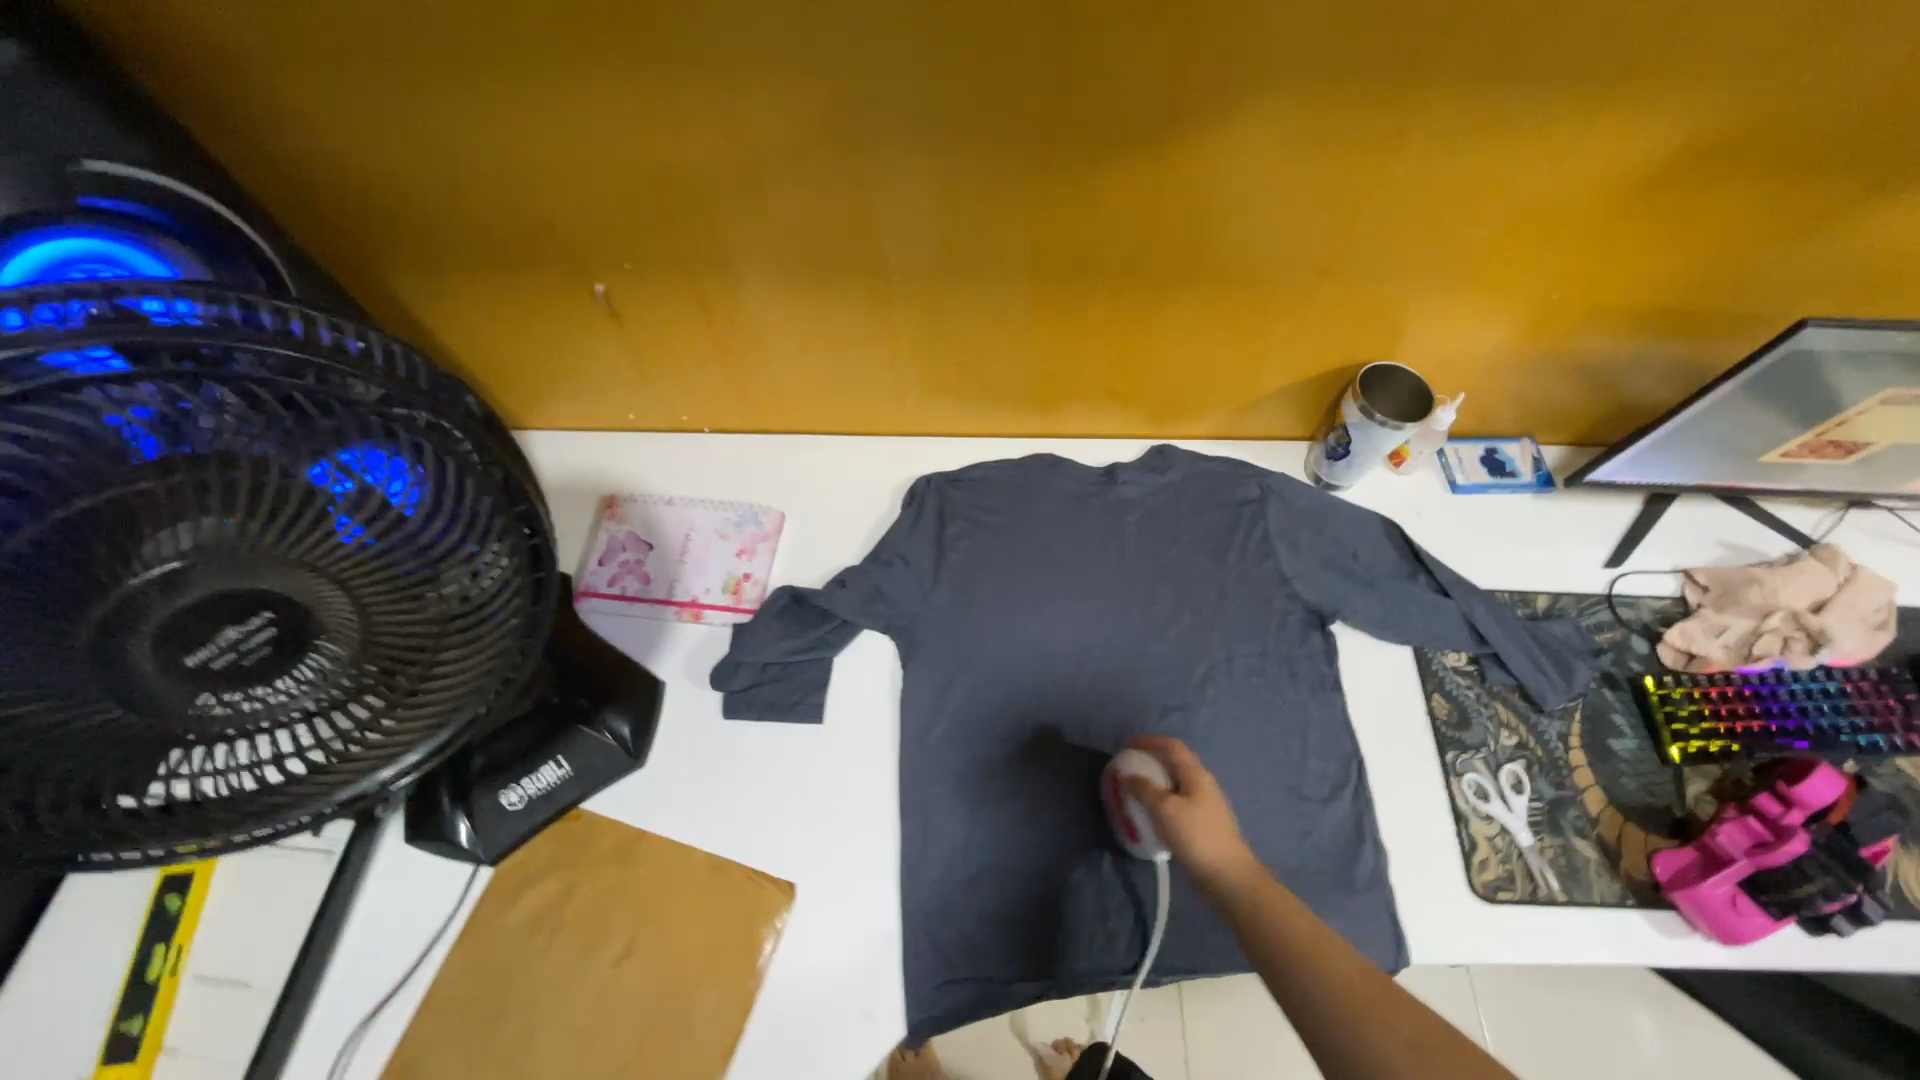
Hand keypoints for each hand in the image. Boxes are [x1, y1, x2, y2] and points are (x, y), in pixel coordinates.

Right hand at [1123, 735, 1262, 896]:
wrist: (1228, 876)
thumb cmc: (1196, 835)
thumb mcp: (1164, 809)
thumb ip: (1144, 789)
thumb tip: (1127, 776)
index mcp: (1196, 774)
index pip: (1172, 746)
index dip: (1149, 741)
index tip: (1127, 744)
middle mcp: (1202, 785)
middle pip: (1174, 764)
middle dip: (1151, 762)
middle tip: (1128, 769)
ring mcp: (1205, 806)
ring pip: (1175, 786)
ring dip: (1155, 784)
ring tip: (1134, 792)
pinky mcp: (1202, 825)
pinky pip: (1177, 805)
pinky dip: (1160, 803)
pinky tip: (1150, 817)